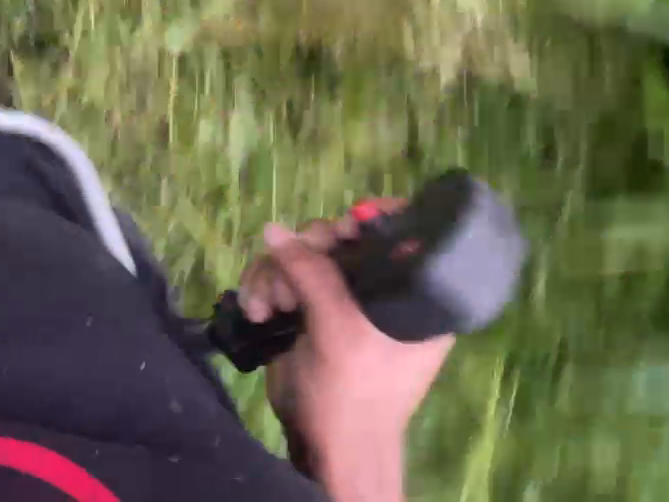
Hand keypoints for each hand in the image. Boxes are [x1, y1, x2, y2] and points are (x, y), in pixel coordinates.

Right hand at [238, 213, 451, 501]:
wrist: (325, 447)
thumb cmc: (355, 394)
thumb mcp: (339, 330)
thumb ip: (310, 274)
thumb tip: (273, 230)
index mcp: (409, 295)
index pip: (400, 237)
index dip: (371, 221)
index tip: (340, 231)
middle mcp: (375, 290)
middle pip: (334, 239)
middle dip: (301, 257)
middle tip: (290, 284)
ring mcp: (336, 298)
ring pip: (297, 255)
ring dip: (272, 276)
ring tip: (268, 308)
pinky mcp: (304, 308)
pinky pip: (276, 274)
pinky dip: (261, 288)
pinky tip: (258, 312)